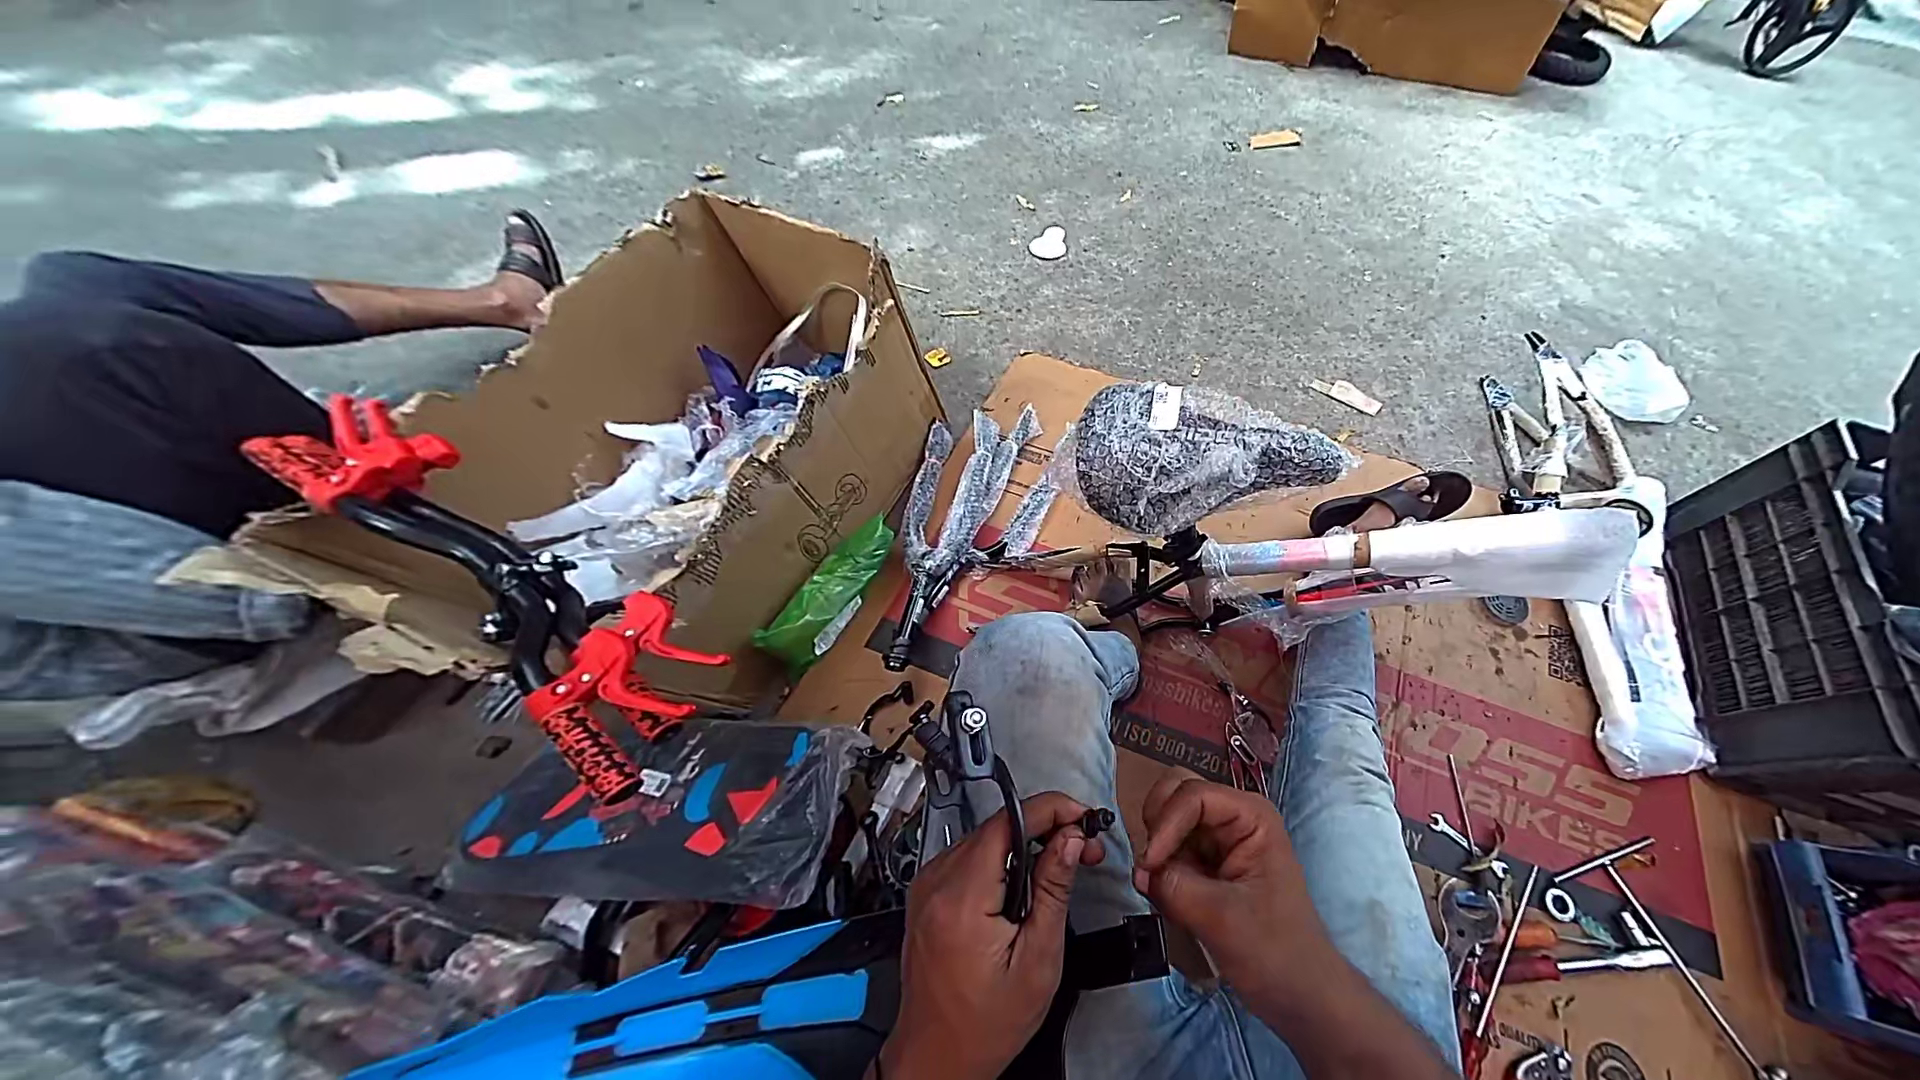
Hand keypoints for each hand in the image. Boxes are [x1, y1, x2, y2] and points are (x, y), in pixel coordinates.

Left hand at [876, 792, 1105, 1079]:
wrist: (937, 1055)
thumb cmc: (985, 1023)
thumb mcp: (1038, 961)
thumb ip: (1053, 890)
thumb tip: (1069, 839)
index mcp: (962, 898)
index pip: (1008, 822)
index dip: (1050, 810)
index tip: (1081, 815)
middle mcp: (937, 880)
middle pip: (998, 826)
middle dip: (1046, 829)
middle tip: (1083, 847)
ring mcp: (928, 882)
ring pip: (986, 837)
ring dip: (1025, 842)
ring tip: (1059, 866)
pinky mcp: (928, 888)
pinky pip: (971, 854)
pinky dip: (1002, 857)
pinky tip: (1024, 879)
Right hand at [1132, 774, 1335, 1004]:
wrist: (1299, 996)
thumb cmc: (1276, 953)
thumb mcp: (1222, 919)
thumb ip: (1174, 886)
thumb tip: (1139, 870)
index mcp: (1250, 815)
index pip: (1191, 795)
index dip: (1165, 825)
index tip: (1150, 864)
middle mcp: (1232, 815)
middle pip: (1174, 791)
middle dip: (1157, 824)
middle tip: (1153, 864)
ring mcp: (1217, 835)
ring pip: (1165, 816)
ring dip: (1156, 848)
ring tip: (1164, 887)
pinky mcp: (1204, 858)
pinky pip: (1166, 845)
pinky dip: (1159, 865)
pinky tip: (1172, 897)